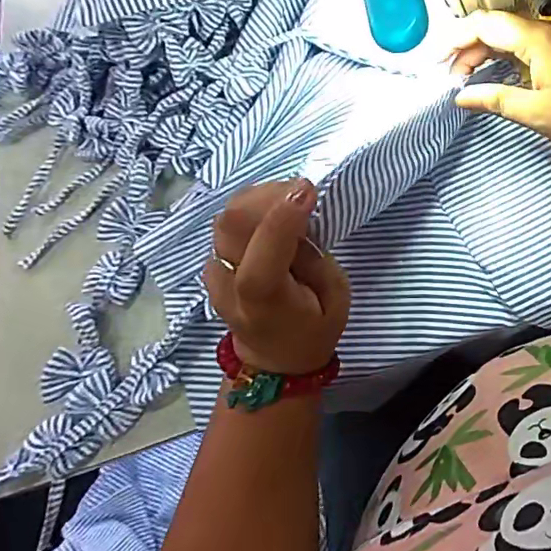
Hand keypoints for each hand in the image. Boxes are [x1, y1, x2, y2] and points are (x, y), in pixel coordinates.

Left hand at [201, 178, 349, 374]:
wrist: (272, 362)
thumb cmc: (313, 332)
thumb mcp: (336, 299)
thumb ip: (317, 259)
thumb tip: (299, 223)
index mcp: (263, 297)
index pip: (264, 245)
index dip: (285, 212)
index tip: (310, 189)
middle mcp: (230, 282)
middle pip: (232, 221)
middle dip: (268, 195)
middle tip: (302, 192)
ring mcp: (215, 272)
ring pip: (226, 216)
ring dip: (259, 199)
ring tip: (290, 200)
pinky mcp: (214, 263)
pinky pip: (228, 225)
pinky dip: (251, 209)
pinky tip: (274, 214)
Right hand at [447, 12, 550, 152]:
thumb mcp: (536, 112)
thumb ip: (495, 99)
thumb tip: (461, 96)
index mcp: (537, 38)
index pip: (484, 25)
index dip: (455, 39)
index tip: (436, 60)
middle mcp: (547, 30)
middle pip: (496, 27)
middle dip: (468, 48)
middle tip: (451, 77)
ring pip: (512, 37)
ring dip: (487, 54)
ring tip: (468, 78)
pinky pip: (528, 46)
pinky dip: (507, 58)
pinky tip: (498, 77)